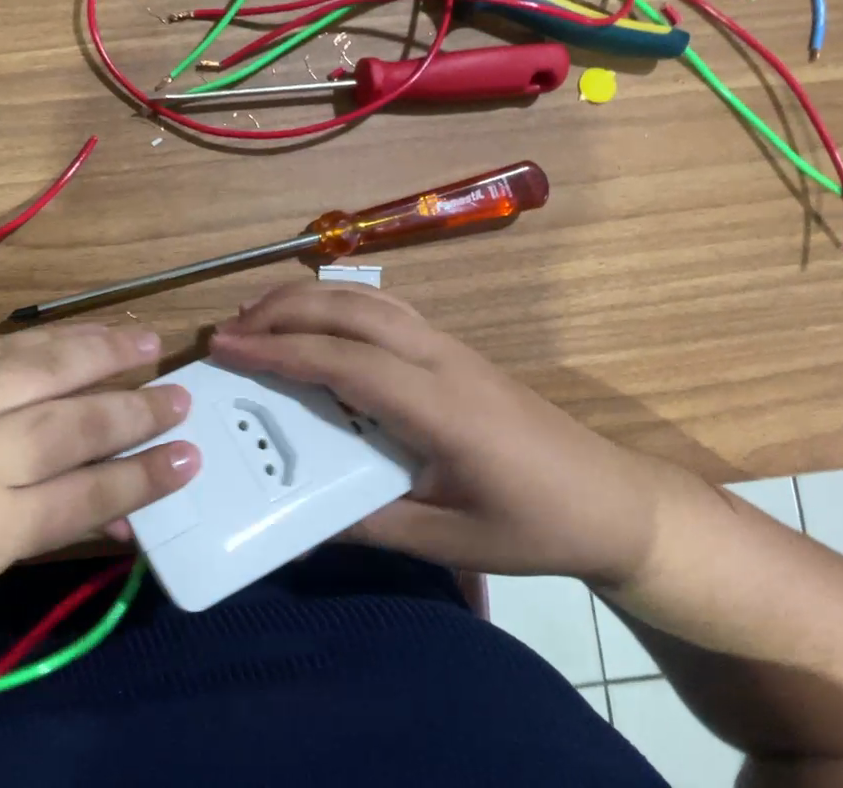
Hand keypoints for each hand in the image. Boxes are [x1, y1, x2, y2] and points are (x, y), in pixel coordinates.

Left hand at [0, 324, 198, 647]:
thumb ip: (33, 534)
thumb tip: (103, 512)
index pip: (88, 493)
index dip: (145, 476)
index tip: (189, 458)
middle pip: (74, 421)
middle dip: (136, 409)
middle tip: (182, 396)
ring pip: (39, 365)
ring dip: (99, 351)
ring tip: (145, 340)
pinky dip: (37, 342)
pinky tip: (66, 335)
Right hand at [208, 281, 666, 584]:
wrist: (619, 503)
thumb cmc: (536, 526)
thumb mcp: (449, 542)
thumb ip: (367, 526)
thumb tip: (292, 524)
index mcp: (441, 408)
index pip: (343, 361)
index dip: (277, 350)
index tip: (224, 347)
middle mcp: (443, 361)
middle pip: (350, 310)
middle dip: (280, 310)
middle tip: (226, 331)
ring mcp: (451, 348)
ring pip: (368, 299)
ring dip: (307, 299)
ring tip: (256, 316)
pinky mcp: (454, 350)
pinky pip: (386, 308)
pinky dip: (337, 303)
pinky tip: (313, 323)